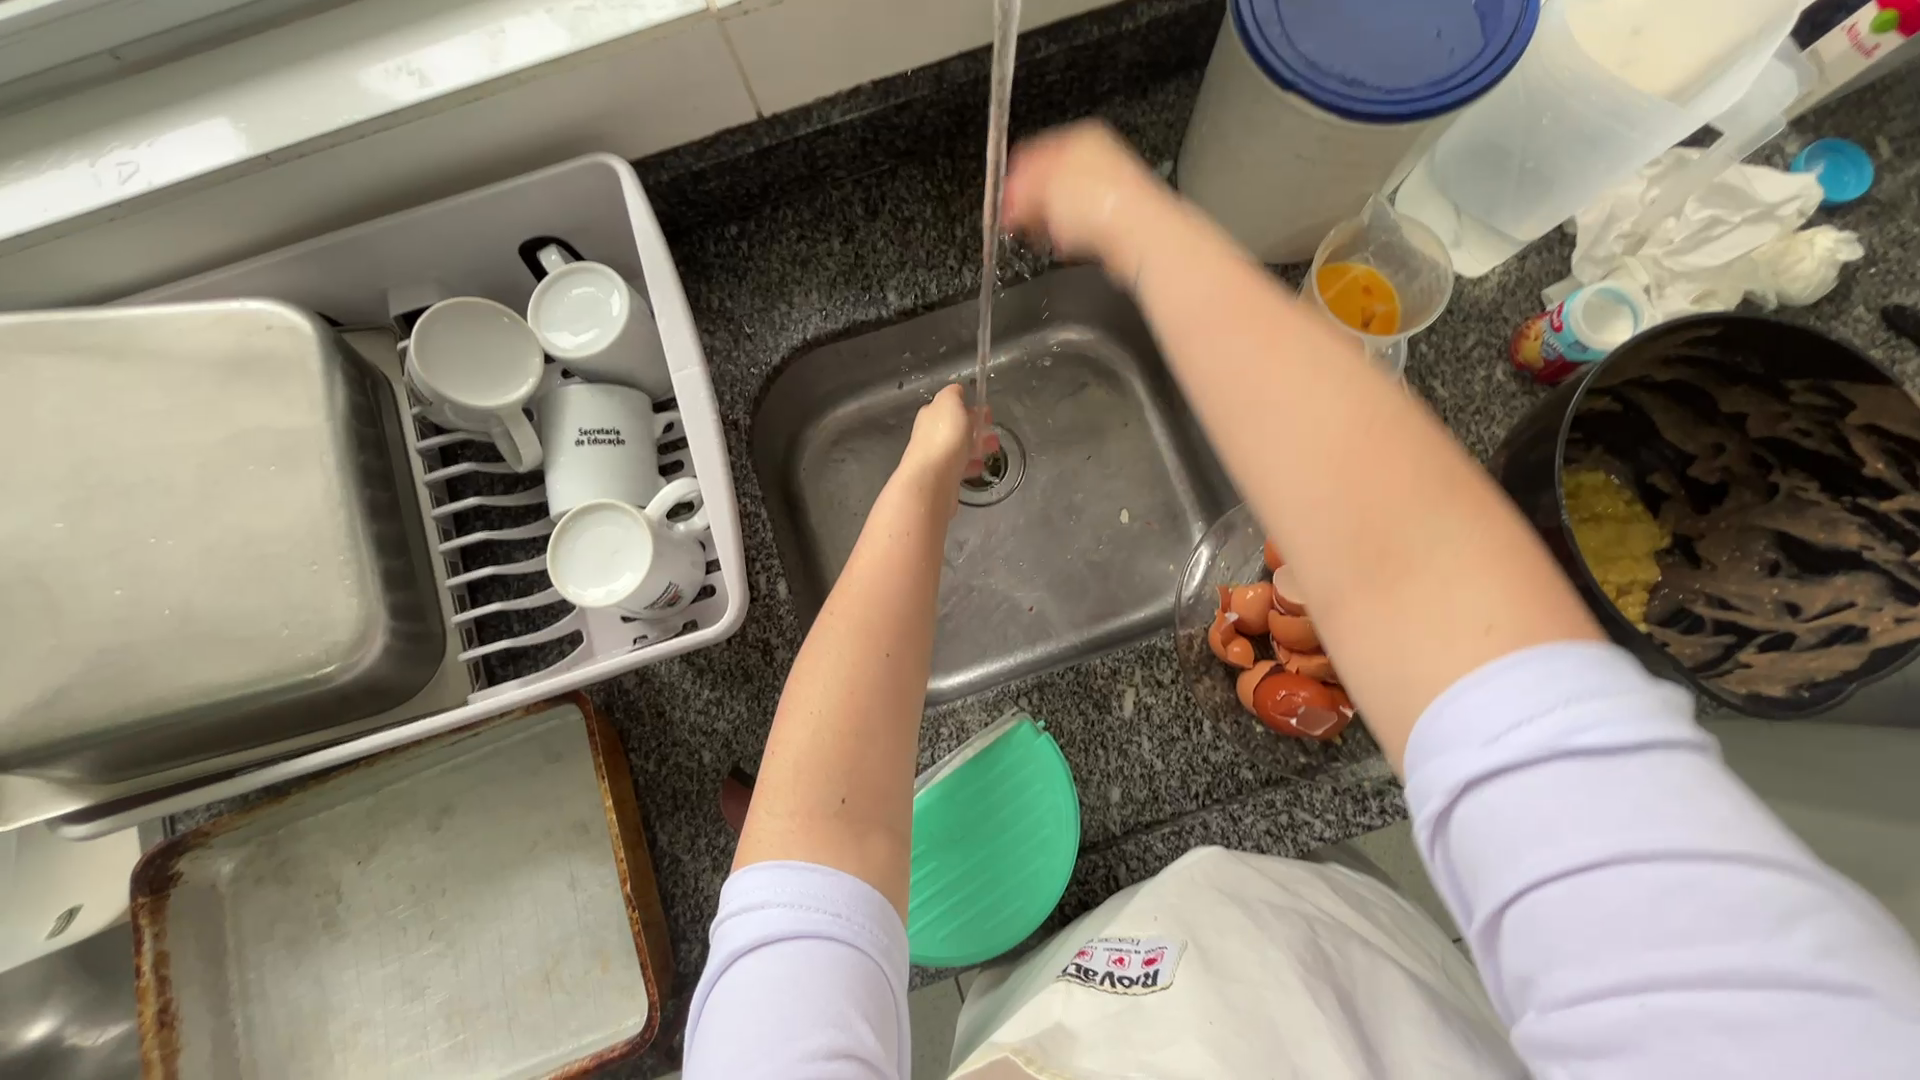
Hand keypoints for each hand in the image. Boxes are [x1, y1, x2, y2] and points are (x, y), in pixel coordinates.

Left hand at [901, 383, 997, 490]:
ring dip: (977, 445)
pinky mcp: (942, 477)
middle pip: (955, 427)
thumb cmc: (943, 437)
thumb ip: (953, 393)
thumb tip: (956, 391)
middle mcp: (929, 434)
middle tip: (993, 431)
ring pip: (959, 447)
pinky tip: (980, 466)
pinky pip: (959, 467)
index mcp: (930, 414)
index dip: (968, 407)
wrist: (932, 479)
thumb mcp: (949, 402)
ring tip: (993, 448)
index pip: (949, 406)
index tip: (986, 412)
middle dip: (976, 427)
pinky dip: (971, 464)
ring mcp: (935, 457)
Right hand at [1001, 121, 1168, 280]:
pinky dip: (1069, 236)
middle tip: (1018, 222)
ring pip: (1064, 206)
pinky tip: (1064, 245)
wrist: (1137, 233)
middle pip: (1049, 180)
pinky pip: (1080, 226)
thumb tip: (1009, 200)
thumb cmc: (1098, 203)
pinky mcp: (1113, 218)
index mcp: (1080, 139)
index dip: (1014, 179)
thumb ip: (1020, 192)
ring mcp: (1107, 188)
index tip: (1004, 202)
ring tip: (1042, 236)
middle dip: (1031, 204)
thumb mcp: (1043, 189)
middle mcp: (1096, 159)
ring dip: (1049, 223)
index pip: (1034, 153)